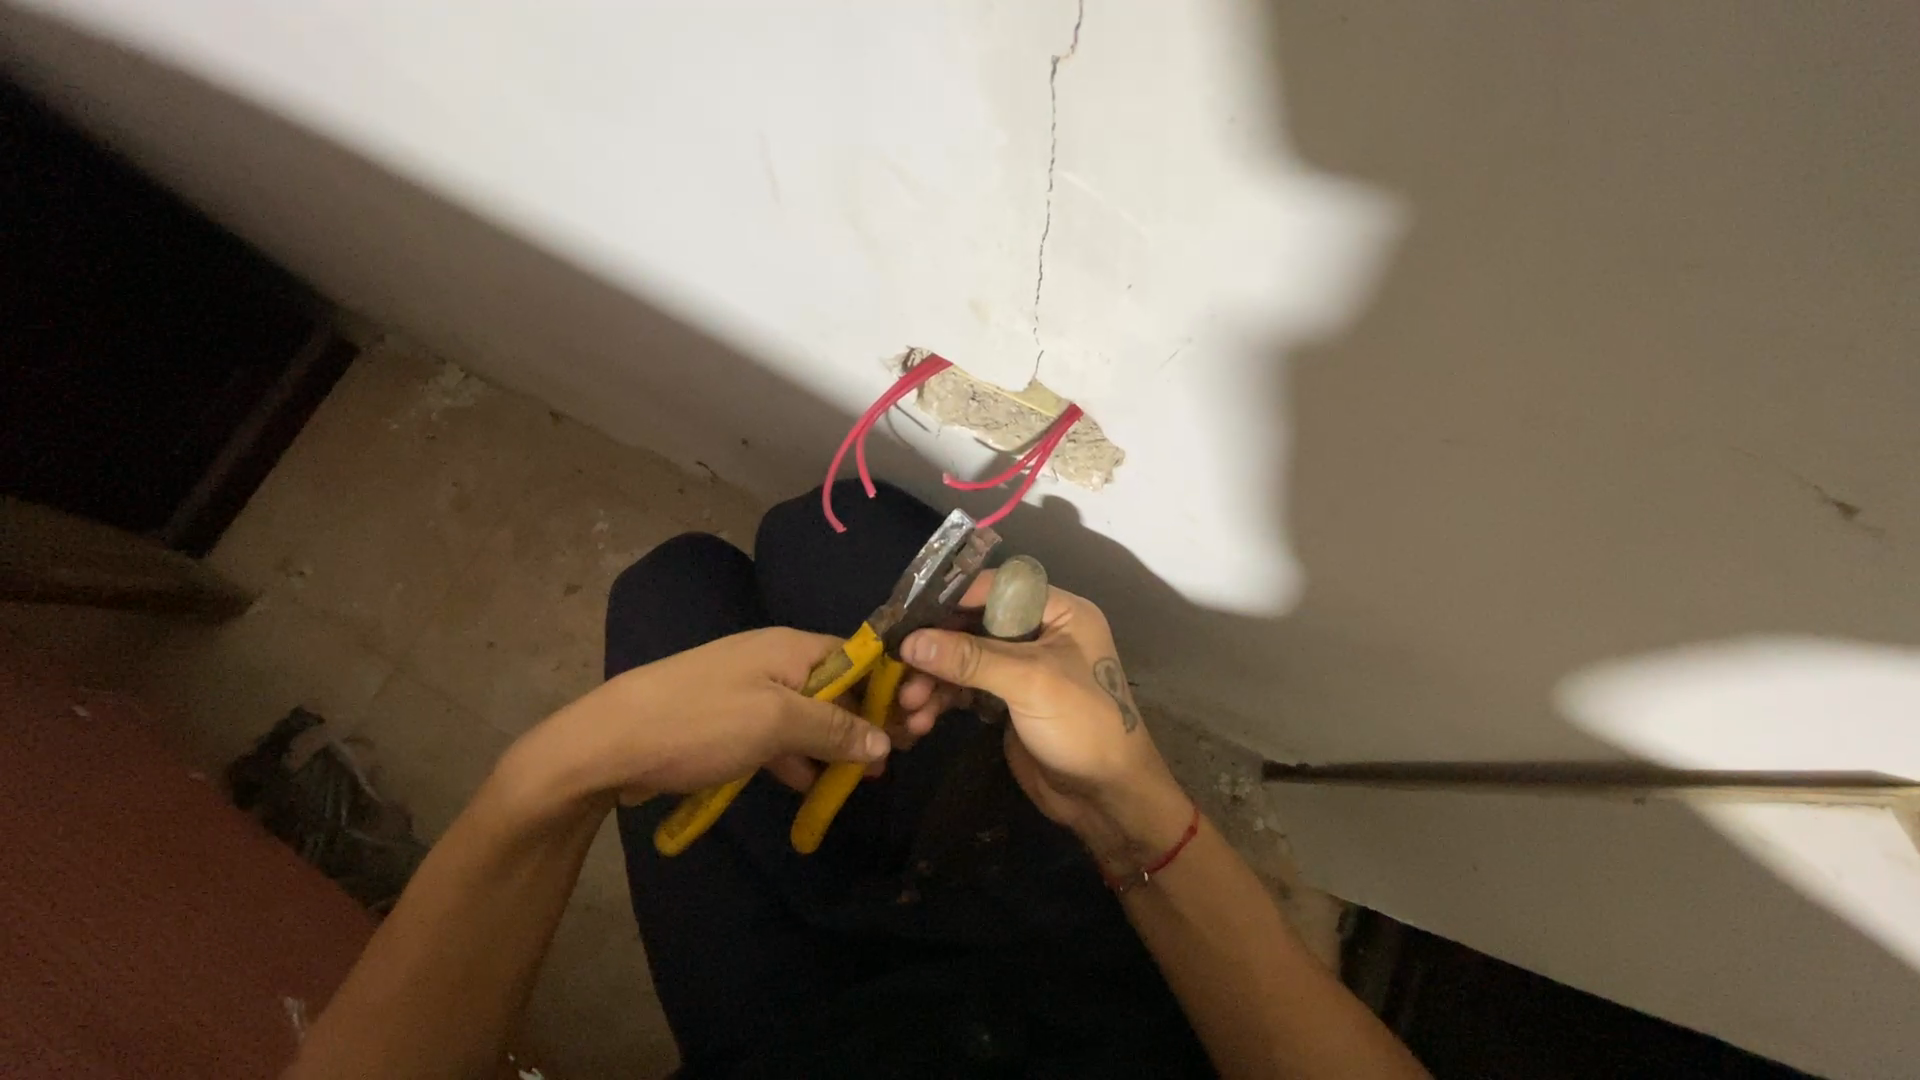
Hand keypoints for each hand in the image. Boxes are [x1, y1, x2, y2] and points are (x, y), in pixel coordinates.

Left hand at [500, 628, 890, 813]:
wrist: (607, 743)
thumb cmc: (700, 722)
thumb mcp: (776, 724)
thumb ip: (835, 729)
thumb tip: (886, 741)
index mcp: (793, 648)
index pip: (860, 657)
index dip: (888, 689)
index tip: (911, 727)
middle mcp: (777, 661)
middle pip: (838, 689)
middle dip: (865, 723)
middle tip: (889, 763)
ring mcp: (751, 691)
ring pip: (809, 716)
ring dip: (834, 746)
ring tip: (859, 782)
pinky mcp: (730, 722)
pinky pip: (778, 736)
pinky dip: (797, 756)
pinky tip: (810, 785)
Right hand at [900, 576, 1191, 872]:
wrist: (1107, 799)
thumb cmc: (1083, 726)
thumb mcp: (1029, 683)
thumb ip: (970, 658)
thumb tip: (910, 641)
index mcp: (1060, 612)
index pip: (998, 588)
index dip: (953, 598)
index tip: (909, 614)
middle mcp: (1040, 632)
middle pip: (974, 625)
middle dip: (937, 649)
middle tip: (901, 669)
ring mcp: (1022, 668)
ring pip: (965, 660)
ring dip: (934, 680)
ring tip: (909, 704)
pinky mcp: (1007, 701)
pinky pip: (966, 689)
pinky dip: (943, 700)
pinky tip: (921, 719)